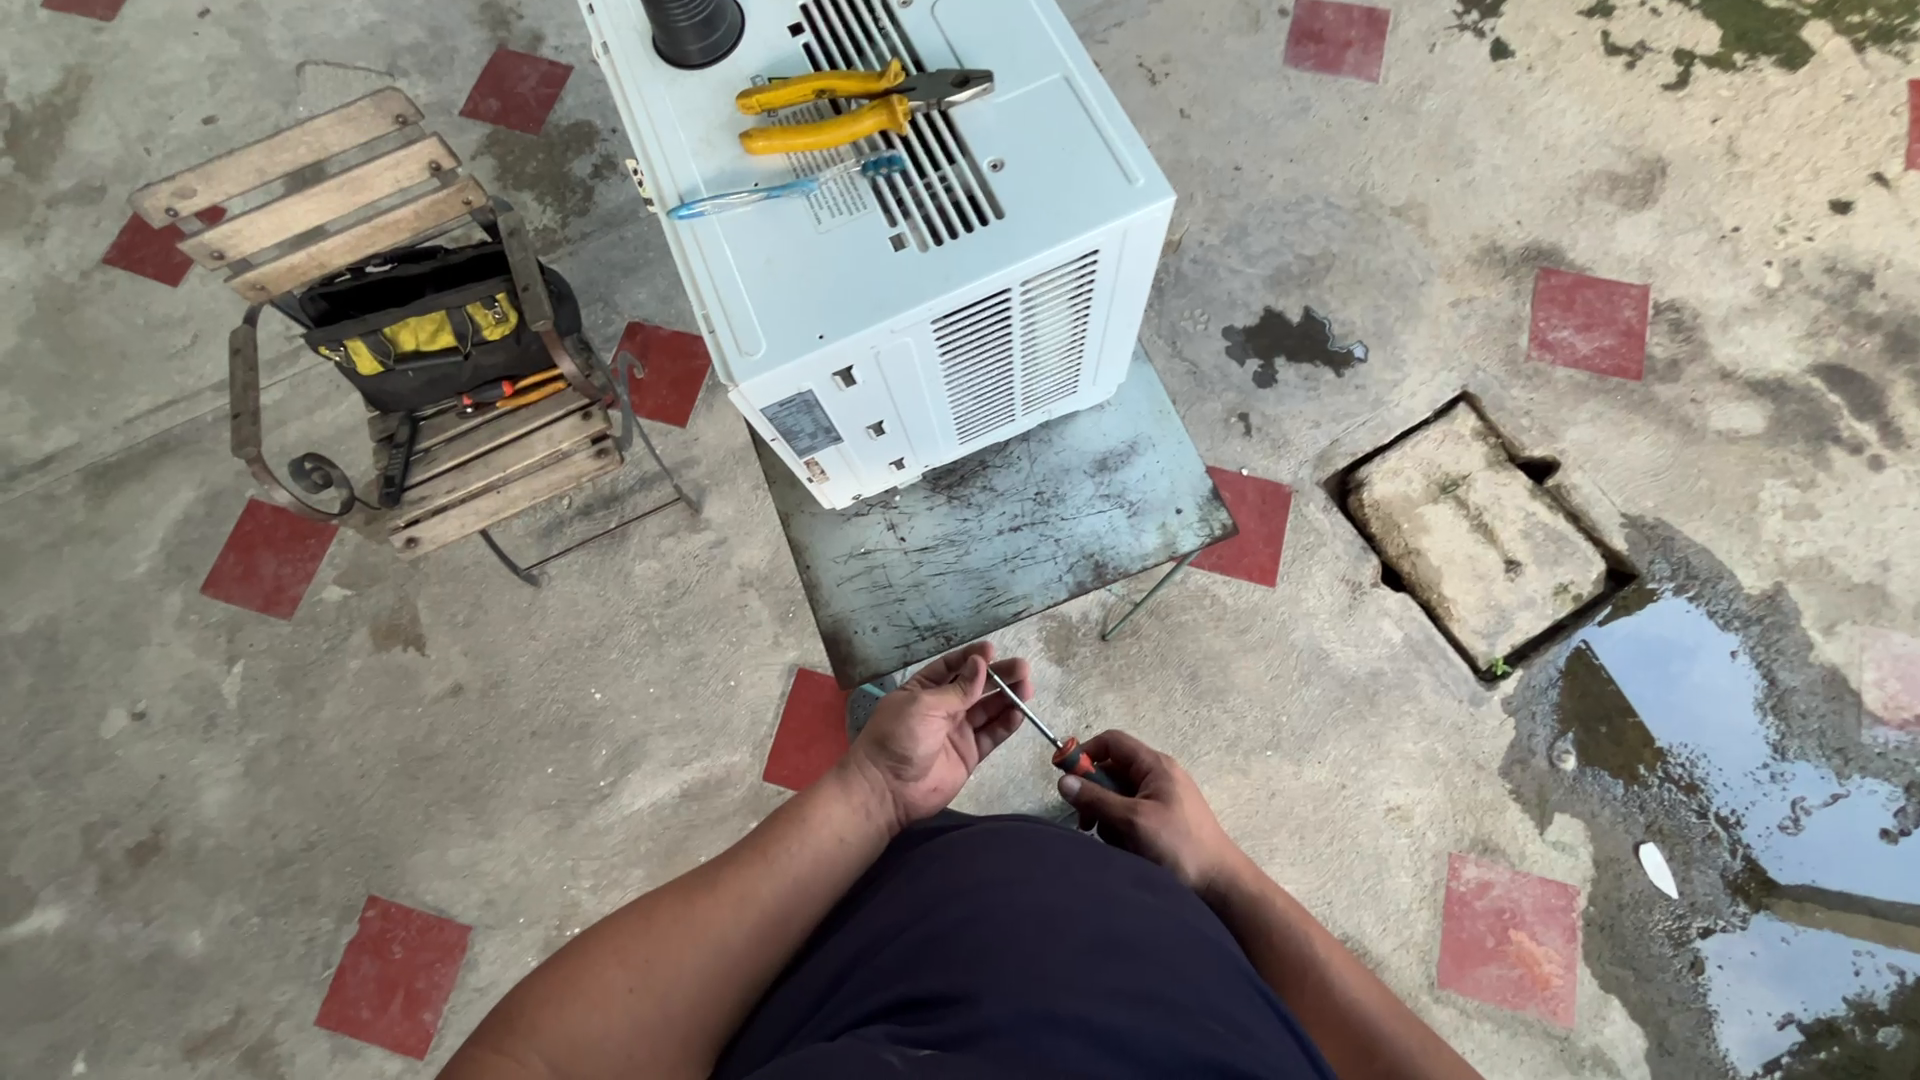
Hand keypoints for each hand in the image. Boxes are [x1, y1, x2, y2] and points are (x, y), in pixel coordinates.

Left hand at [840, 642, 1032, 830]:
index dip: (972, 657)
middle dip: (998, 676)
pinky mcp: (969, 754)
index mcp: (924, 689)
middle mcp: (943, 707)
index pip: (951, 666)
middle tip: (1022, 668)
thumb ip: (956, 689)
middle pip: (976, 686)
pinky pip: (991, 735)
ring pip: (988, 709)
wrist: (887, 789)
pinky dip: (1005, 724)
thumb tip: (980, 664)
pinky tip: (1018, 712)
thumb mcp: (923, 705)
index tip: (992, 650)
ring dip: (1007, 697)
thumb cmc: (898, 738)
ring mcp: (957, 731)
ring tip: (1027, 686)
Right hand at [1055, 730, 1248, 894]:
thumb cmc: (1179, 846)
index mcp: (1155, 765)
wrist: (1221, 885)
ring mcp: (1161, 798)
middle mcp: (1158, 776)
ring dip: (1108, 817)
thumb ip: (1097, 799)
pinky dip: (1121, 828)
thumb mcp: (1133, 820)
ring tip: (1113, 841)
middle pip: (1112, 771)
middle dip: (1094, 795)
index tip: (1065, 776)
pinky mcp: (1163, 820)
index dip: (1085, 753)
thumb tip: (1063, 781)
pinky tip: (1126, 849)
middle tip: (1085, 821)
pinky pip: (1130, 814)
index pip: (1111, 742)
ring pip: (1118, 796)